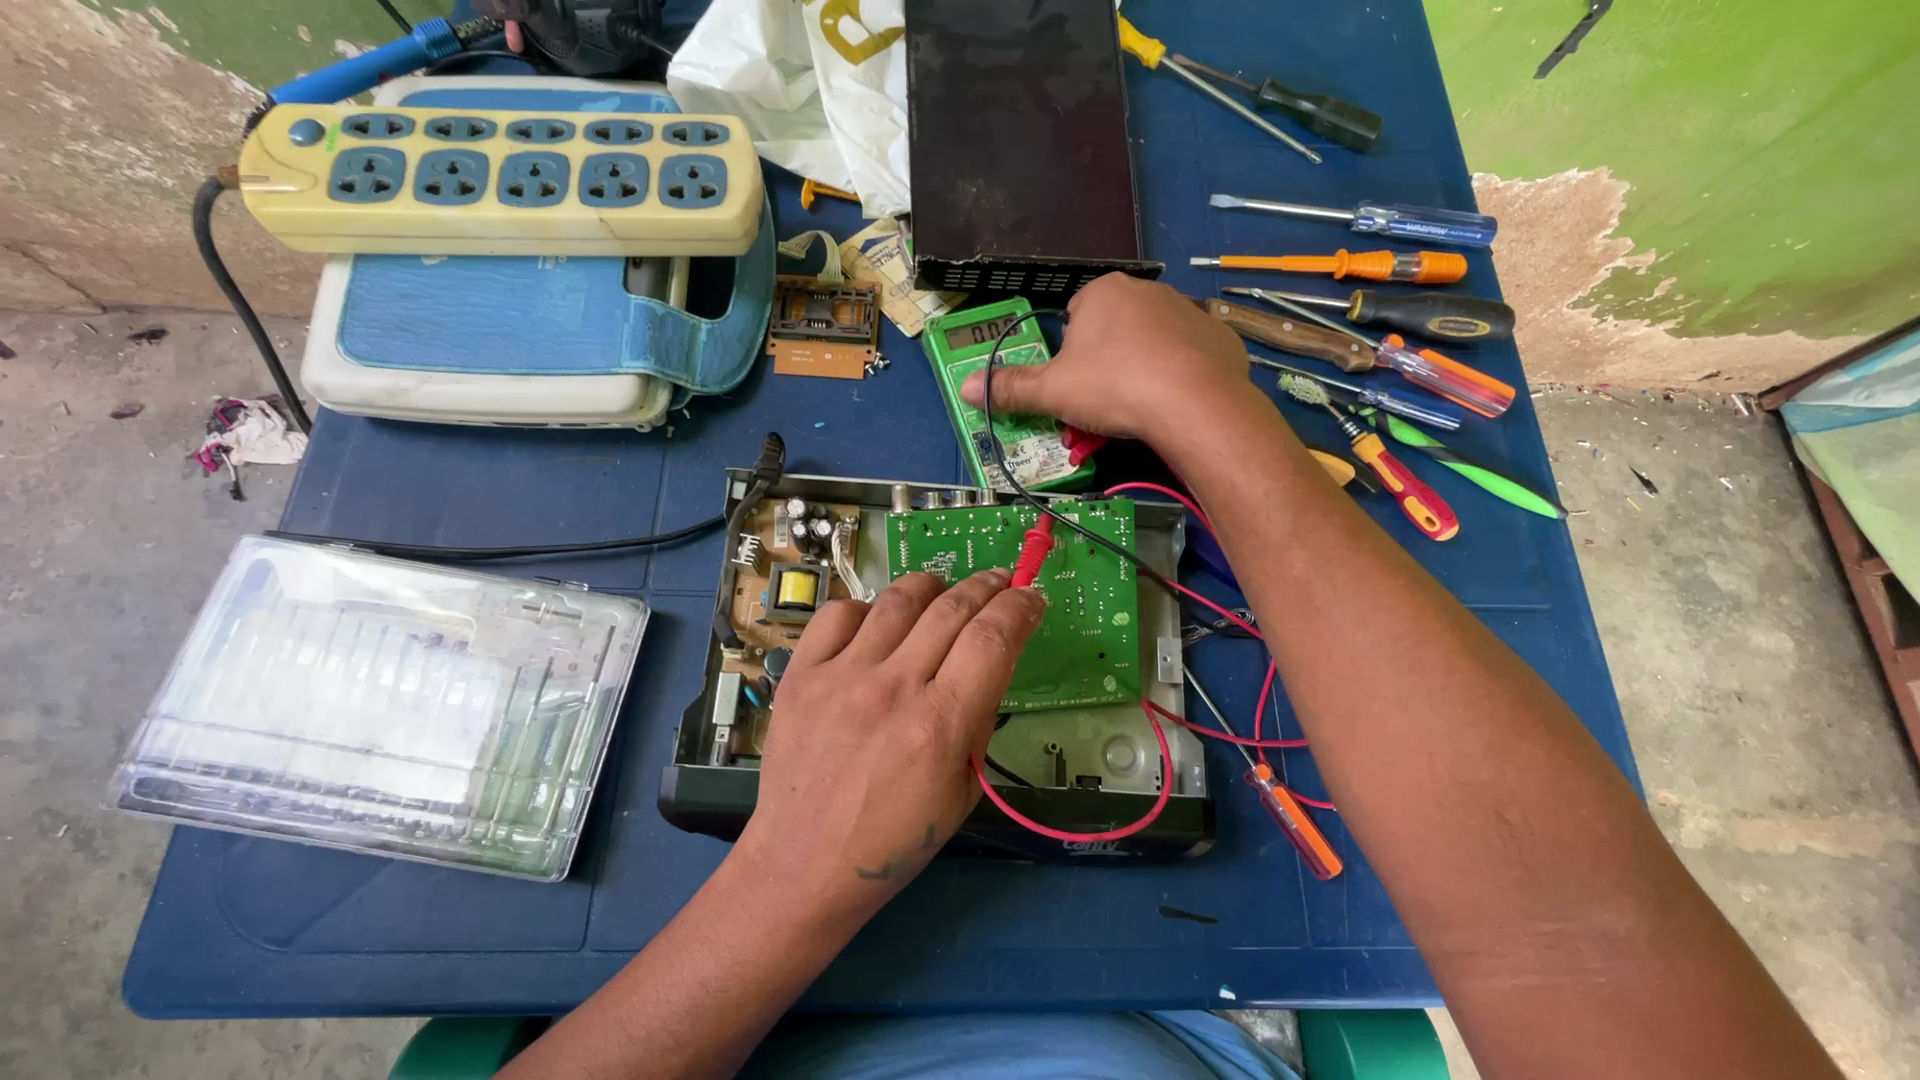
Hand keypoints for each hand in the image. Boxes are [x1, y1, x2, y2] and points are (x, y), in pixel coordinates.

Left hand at [737, 569, 1044, 918]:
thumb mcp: (963, 790)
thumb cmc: (894, 839)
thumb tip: (991, 659)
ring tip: (945, 593)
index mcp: (940, 725)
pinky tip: (879, 623)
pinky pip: (839, 613)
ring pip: (898, 598)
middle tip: (1001, 583)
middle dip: (988, 586)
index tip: (1032, 599)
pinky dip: (868, 608)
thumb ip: (980, 719)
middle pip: (952, 608)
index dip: (1021, 608)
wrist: (805, 864)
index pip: (993, 638)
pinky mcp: (802, 675)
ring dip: (933, 586)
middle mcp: (892, 690)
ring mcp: (841, 677)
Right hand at [959, 272, 1260, 442]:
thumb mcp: (1052, 392)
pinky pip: (1190, 356)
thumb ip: (1010, 388)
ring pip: (1153, 341)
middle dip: (1106, 362)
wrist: (1195, 404)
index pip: (1075, 315)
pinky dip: (1181, 375)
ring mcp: (1188, 310)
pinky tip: (1176, 403)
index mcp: (1102, 292)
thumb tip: (965, 387)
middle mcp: (1147, 290)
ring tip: (1141, 407)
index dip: (1070, 352)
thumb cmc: (1114, 387)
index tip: (1075, 383)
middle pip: (1114, 327)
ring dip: (1143, 367)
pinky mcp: (1220, 336)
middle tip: (1103, 402)